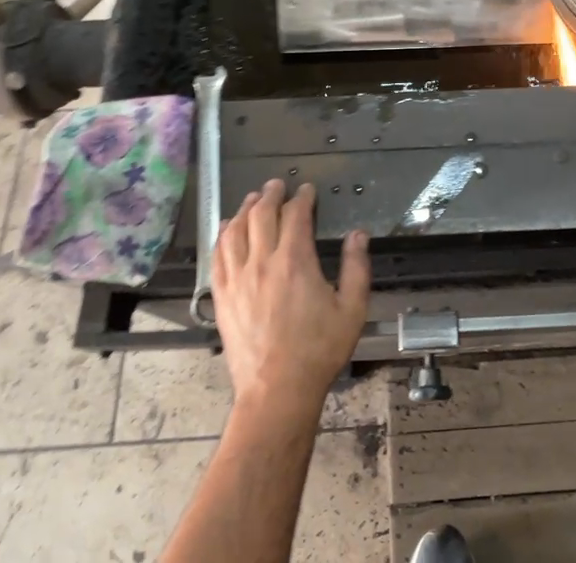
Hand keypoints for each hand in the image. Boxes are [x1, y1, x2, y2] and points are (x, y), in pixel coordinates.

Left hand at [213, 179, 371, 412]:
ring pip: (235, 230)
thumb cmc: (319, 350)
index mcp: (296, 262)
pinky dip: (222, 235)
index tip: (308, 191)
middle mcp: (262, 263)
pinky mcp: (222, 296)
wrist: (278, 389)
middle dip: (270, 195)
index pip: (295, 215)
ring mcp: (237, 279)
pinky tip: (227, 229)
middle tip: (277, 185)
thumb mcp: (352, 309)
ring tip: (251, 199)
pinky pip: (217, 256)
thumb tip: (358, 235)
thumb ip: (356, 267)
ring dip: (244, 209)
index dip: (302, 198)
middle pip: (261, 215)